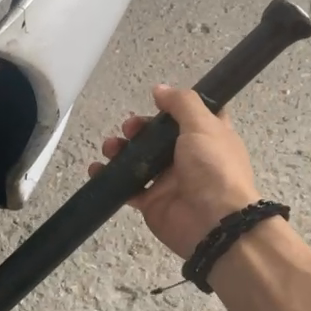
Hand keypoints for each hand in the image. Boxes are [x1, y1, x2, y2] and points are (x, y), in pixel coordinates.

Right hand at [89, 84, 261, 258]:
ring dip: (121, 150)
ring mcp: (168, 181)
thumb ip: (181, 104)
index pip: (193, 116)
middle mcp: (189, 157)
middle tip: (128, 129)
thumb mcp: (203, 126)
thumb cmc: (213, 168)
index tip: (156, 101)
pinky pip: (126, 187)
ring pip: (139, 160)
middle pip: (158, 137)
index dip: (175, 107)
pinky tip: (97, 170)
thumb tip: (159, 89)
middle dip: (139, 129)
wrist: (212, 222)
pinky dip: (110, 178)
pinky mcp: (150, 201)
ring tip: (110, 148)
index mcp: (209, 137)